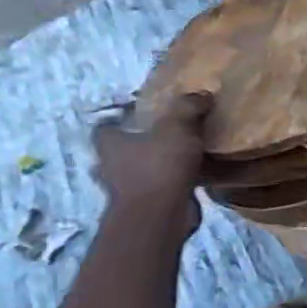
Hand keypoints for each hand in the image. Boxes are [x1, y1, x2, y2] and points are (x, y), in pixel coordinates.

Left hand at [93, 92, 210, 233]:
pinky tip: (188, 180)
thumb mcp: (178, 129)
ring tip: (180, 159)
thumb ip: (188, 109)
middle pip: (118, 149)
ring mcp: (123, 188)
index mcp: (110, 142)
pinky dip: (167, 184)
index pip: (105, 125)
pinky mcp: (143, 205)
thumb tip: (201, 93)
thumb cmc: (160, 166)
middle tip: (163, 137)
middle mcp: (109, 164)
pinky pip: (155, 188)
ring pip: (135, 171)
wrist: (158, 214)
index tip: (140, 114)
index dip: (120, 118)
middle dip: (136, 144)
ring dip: (151, 166)